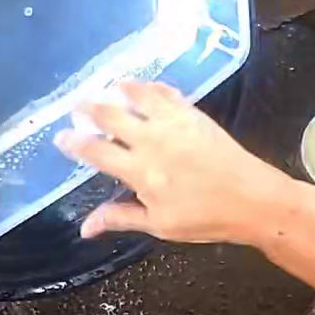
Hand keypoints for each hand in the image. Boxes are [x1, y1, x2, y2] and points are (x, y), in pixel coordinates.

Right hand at [54, 80, 290, 243]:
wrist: (254, 199)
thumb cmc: (205, 217)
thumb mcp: (159, 225)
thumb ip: (120, 217)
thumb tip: (84, 228)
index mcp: (139, 170)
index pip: (96, 150)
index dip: (74, 142)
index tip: (60, 136)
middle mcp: (151, 140)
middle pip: (110, 115)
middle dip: (88, 108)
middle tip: (76, 105)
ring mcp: (172, 122)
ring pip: (136, 96)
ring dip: (116, 90)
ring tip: (105, 88)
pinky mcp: (192, 113)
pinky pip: (165, 92)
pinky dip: (148, 86)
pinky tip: (141, 86)